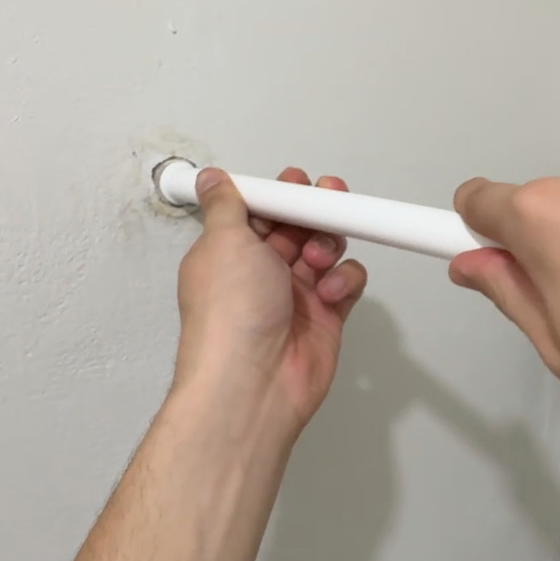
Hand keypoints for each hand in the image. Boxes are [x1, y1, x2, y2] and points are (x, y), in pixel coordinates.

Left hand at [173, 167, 367, 436]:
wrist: (254, 380)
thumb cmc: (229, 317)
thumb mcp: (223, 242)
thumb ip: (226, 204)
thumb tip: (211, 180)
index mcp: (230, 251)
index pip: (262, 209)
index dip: (282, 193)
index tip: (298, 182)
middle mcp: (262, 271)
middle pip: (298, 224)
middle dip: (315, 210)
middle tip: (329, 199)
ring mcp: (296, 293)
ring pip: (327, 247)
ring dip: (328, 243)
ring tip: (318, 258)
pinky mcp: (327, 314)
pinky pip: (347, 281)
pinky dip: (345, 279)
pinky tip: (331, 291)